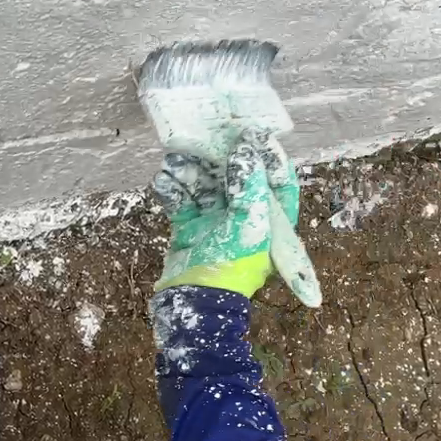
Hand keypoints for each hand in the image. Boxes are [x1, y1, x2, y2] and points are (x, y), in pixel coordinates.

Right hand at [153, 128, 302, 299]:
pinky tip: (164, 180)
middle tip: (203, 137)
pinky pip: (182, 200)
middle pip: (235, 178)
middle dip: (218, 159)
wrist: (191, 308)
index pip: (276, 182)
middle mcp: (244, 220)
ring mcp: (214, 223)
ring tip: (175, 160)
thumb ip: (249, 187)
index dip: (266, 157)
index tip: (251, 133)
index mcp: (271, 223)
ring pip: (205, 186)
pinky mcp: (189, 227)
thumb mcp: (248, 229)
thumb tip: (245, 149)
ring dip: (189, 171)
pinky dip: (173, 189)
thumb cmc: (229, 272)